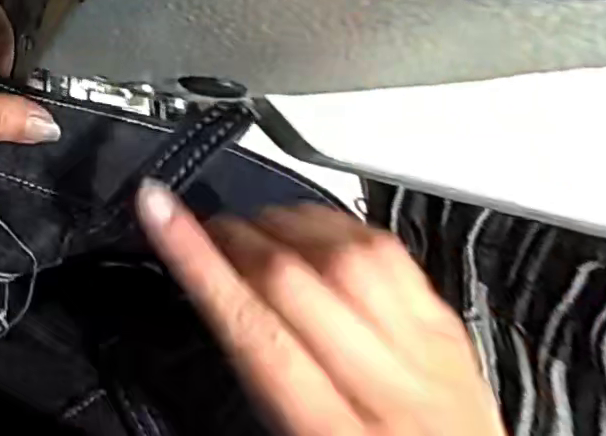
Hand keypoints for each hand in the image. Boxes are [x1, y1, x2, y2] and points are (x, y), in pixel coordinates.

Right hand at [137, 183, 504, 435]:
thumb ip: (247, 377)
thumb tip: (204, 288)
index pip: (252, 330)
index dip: (195, 258)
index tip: (154, 205)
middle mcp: (395, 399)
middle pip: (292, 281)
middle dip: (232, 236)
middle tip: (203, 227)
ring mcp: (431, 359)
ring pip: (343, 252)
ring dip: (281, 223)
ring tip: (253, 228)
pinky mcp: (450, 329)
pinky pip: (386, 249)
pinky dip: (334, 223)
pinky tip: (309, 228)